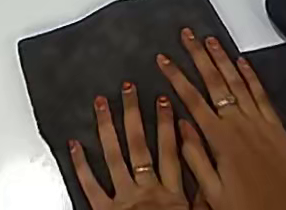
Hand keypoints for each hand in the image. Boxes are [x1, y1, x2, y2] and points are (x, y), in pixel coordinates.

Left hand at [66, 80, 190, 209]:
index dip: (167, 125)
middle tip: (127, 87)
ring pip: (114, 157)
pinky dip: (81, 164)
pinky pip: (91, 186)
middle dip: (133, 114)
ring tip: (100, 102)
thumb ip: (203, 202)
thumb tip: (211, 179)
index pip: (170, 153)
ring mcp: (123, 201)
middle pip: (139, 146)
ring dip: (106, 127)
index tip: (163, 99)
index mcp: (171, 198)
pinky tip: (74, 144)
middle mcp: (146, 193)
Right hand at [156, 28, 285, 209]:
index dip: (175, 76)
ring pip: (237, 81)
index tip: (163, 59)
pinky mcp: (277, 128)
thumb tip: (180, 125)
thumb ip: (195, 157)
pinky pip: (262, 94)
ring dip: (222, 58)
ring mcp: (259, 123)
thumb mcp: (214, 194)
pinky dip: (251, 76)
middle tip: (187, 35)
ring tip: (210, 39)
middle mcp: (239, 124)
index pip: (191, 98)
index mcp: (220, 139)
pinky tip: (243, 62)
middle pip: (214, 81)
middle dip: (198, 54)